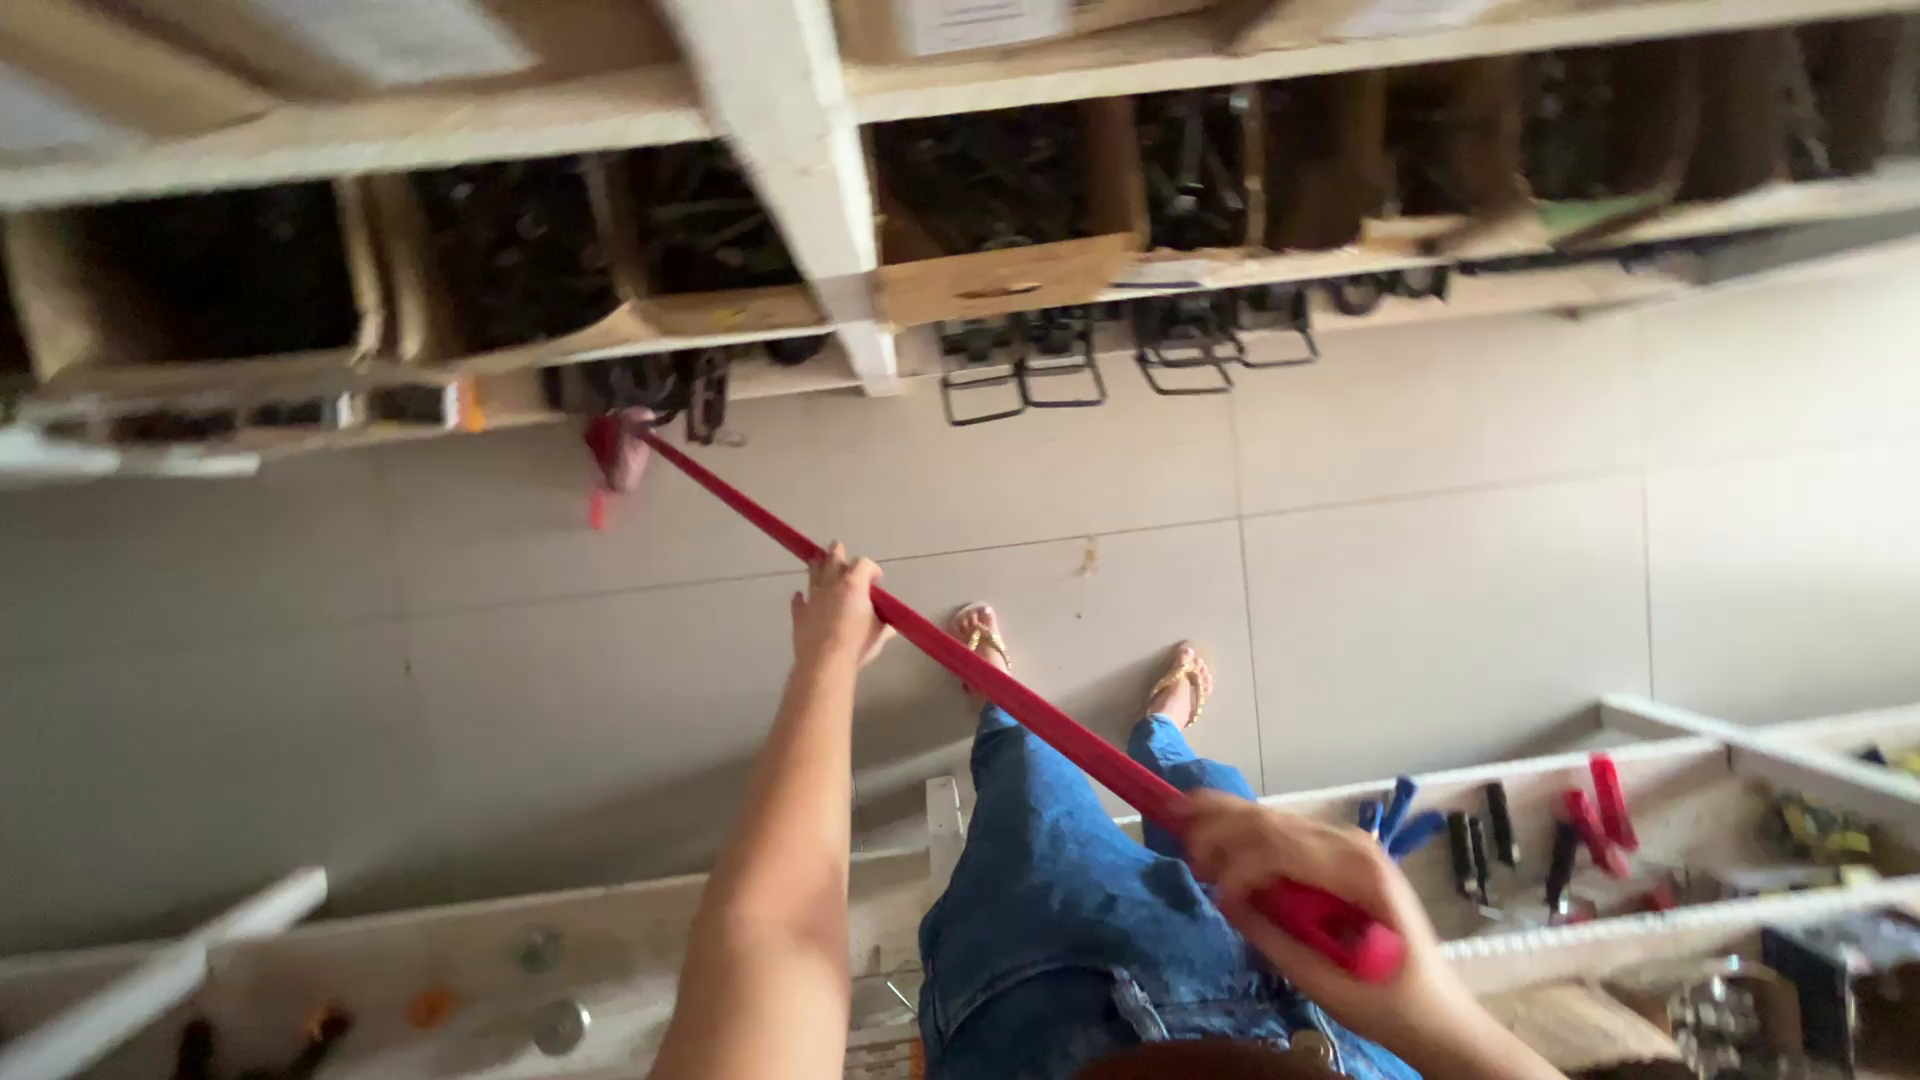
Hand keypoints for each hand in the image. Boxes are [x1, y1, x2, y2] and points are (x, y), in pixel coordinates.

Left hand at [790, 543, 893, 671]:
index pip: (863, 564)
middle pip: (833, 559)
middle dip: (837, 553)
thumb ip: (885, 624)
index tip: (876, 579)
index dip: (872, 569)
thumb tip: (890, 625)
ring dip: (816, 567)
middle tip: (837, 548)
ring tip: (816, 560)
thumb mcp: (880, 633)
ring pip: (813, 574)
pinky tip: (800, 596)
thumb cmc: (858, 644)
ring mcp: (813, 598)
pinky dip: (801, 598)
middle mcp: (832, 585)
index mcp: (854, 585)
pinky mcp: (800, 614)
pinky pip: (798, 601)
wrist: (825, 662)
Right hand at [1183, 792, 1484, 1060]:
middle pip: (1269, 819)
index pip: (1278, 846)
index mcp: (1357, 873)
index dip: (1235, 863)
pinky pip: (1279, 827)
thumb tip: (1224, 900)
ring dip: (1224, 817)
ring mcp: (1345, 842)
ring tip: (1181, 815)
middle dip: (1218, 826)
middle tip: (1178, 837)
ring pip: (1270, 815)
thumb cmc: (1387, 1004)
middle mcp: (1351, 843)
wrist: (1439, 1015)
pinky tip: (1212, 820)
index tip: (1211, 892)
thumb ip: (1272, 937)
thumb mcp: (1325, 983)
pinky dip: (1242, 825)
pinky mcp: (1334, 849)